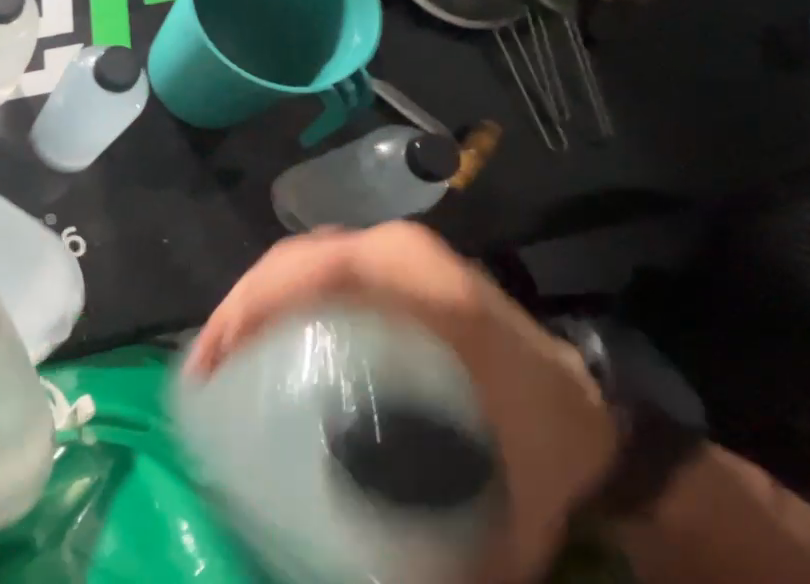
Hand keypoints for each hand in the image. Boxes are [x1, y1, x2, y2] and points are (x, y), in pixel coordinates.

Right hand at [186, 223, 618, 582]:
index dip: (255, 305)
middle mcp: (407, 258)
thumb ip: (433, 545)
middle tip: (208, 363)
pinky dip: (282, 297)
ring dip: (255, 300)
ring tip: (224, 354)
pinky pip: (321, 270)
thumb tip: (345, 571)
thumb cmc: (545, 447)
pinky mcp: (396, 271)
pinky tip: (264, 340)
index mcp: (428, 291)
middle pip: (296, 261)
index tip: (219, 358)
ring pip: (303, 260)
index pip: (319, 272)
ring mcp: (401, 257)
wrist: (601, 429)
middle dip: (241, 305)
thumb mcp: (500, 499)